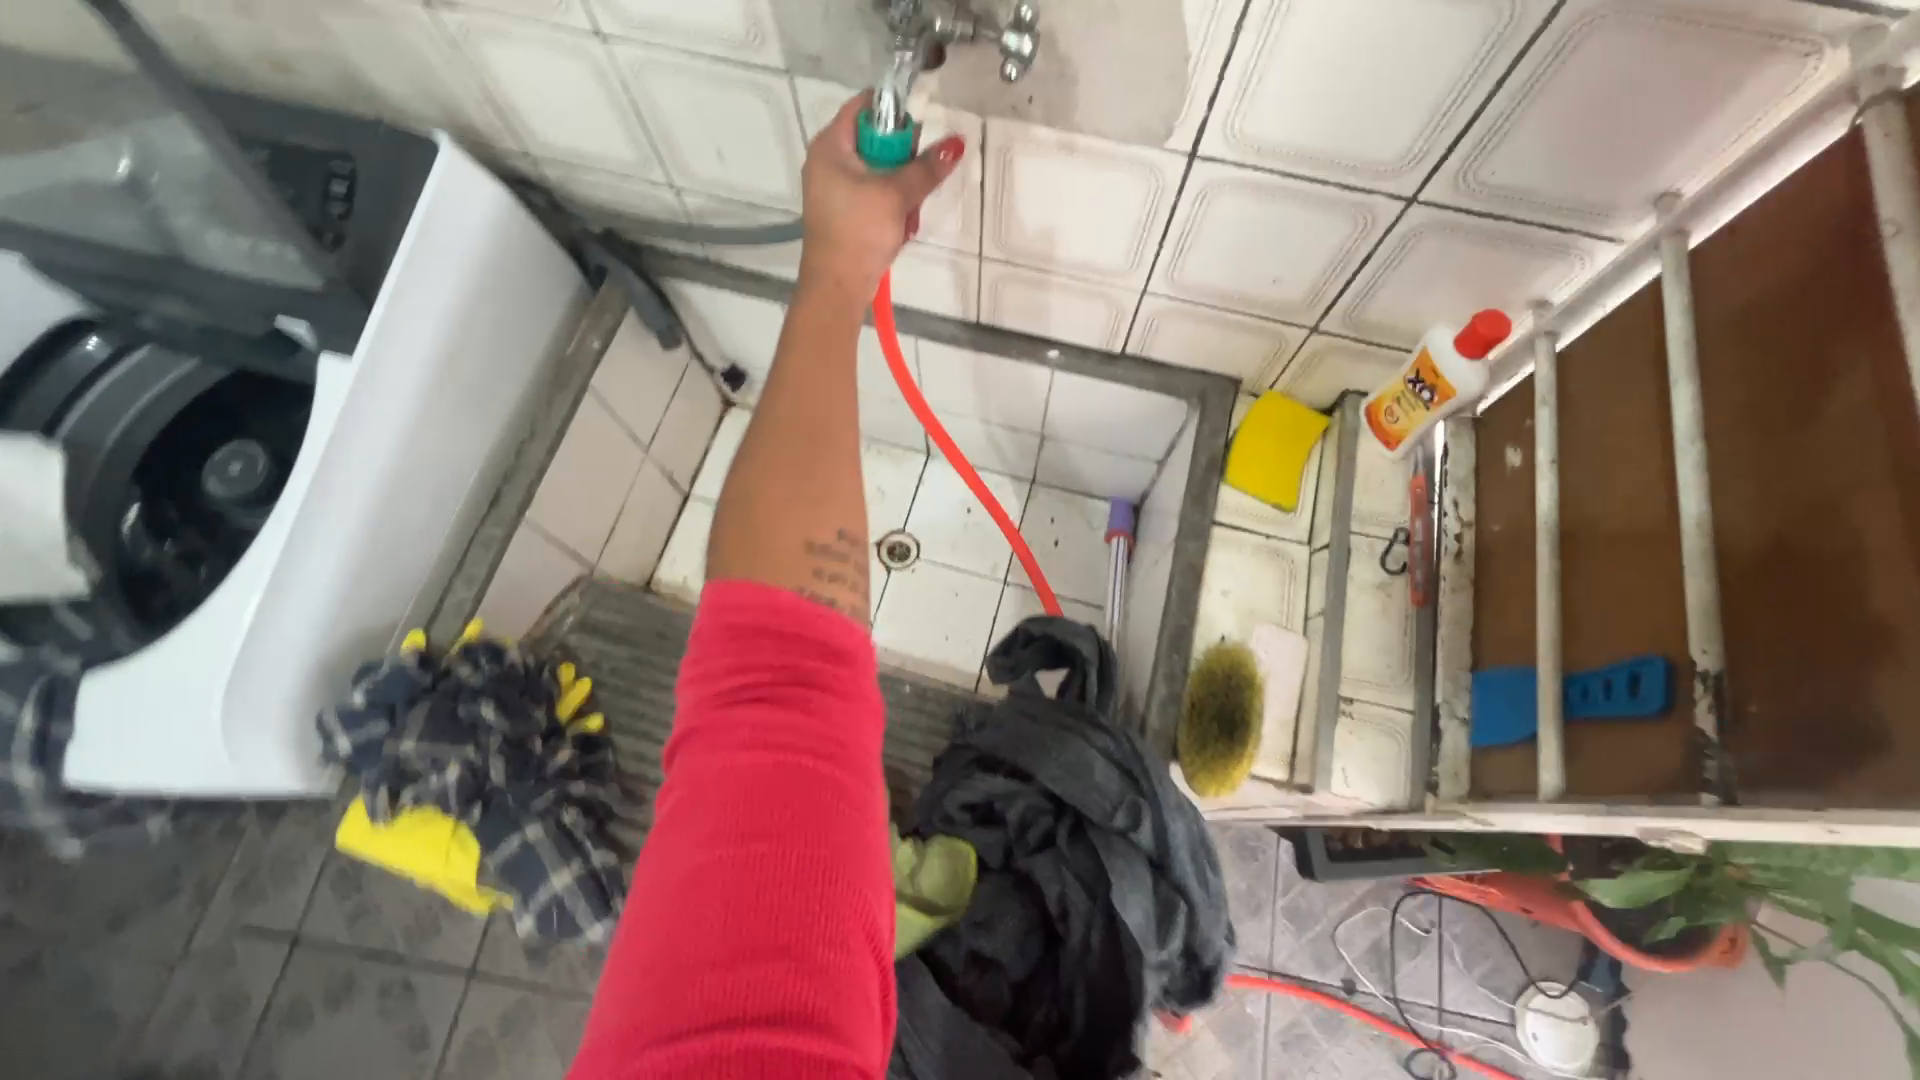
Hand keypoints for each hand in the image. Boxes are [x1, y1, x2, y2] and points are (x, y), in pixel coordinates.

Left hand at [797, 93, 965, 306]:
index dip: (895, 110)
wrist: (838, 287)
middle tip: (920, 175)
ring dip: (902, 187)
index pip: (864, 106)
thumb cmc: (859, 232)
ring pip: (879, 172)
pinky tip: (902, 226)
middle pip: (875, 140)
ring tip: (909, 209)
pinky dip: (892, 206)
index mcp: (830, 145)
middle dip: (903, 158)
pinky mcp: (845, 214)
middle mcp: (828, 162)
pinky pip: (875, 196)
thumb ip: (926, 168)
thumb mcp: (896, 195)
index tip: (923, 126)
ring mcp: (835, 190)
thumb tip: (956, 142)